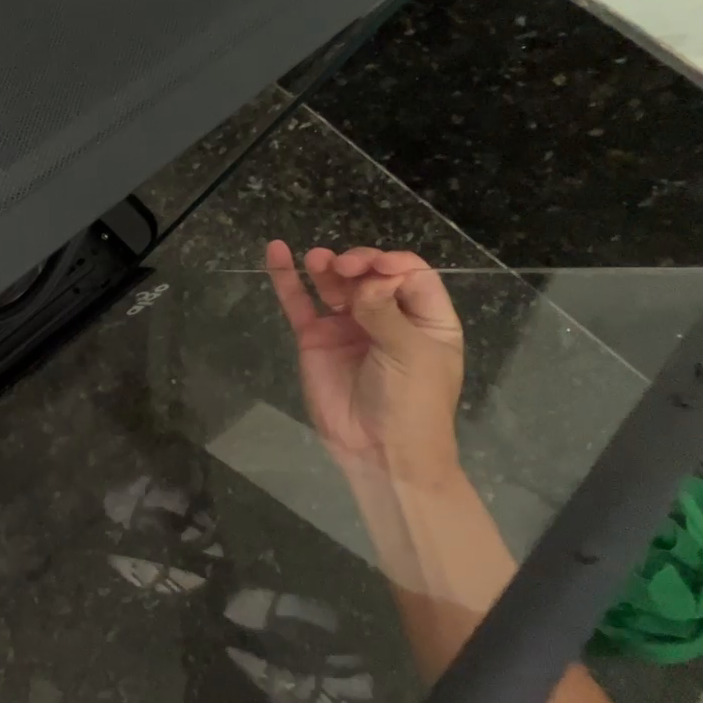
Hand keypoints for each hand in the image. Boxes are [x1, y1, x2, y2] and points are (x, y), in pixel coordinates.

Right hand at [263, 241, 465, 483]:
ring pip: (334, 284)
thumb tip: (365, 278)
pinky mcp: (314, 338)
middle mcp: (386, 316)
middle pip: (370, 274)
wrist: (379, 449)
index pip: (410, 275)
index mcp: (425, 318)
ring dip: (325, 266)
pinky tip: (277, 252)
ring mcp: (347, 326)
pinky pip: (299, 303)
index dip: (391, 264)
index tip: (372, 269)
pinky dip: (287, 279)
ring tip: (317, 260)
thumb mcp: (410, 354)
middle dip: (358, 263)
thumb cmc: (412, 401)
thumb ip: (384, 312)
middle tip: (343, 268)